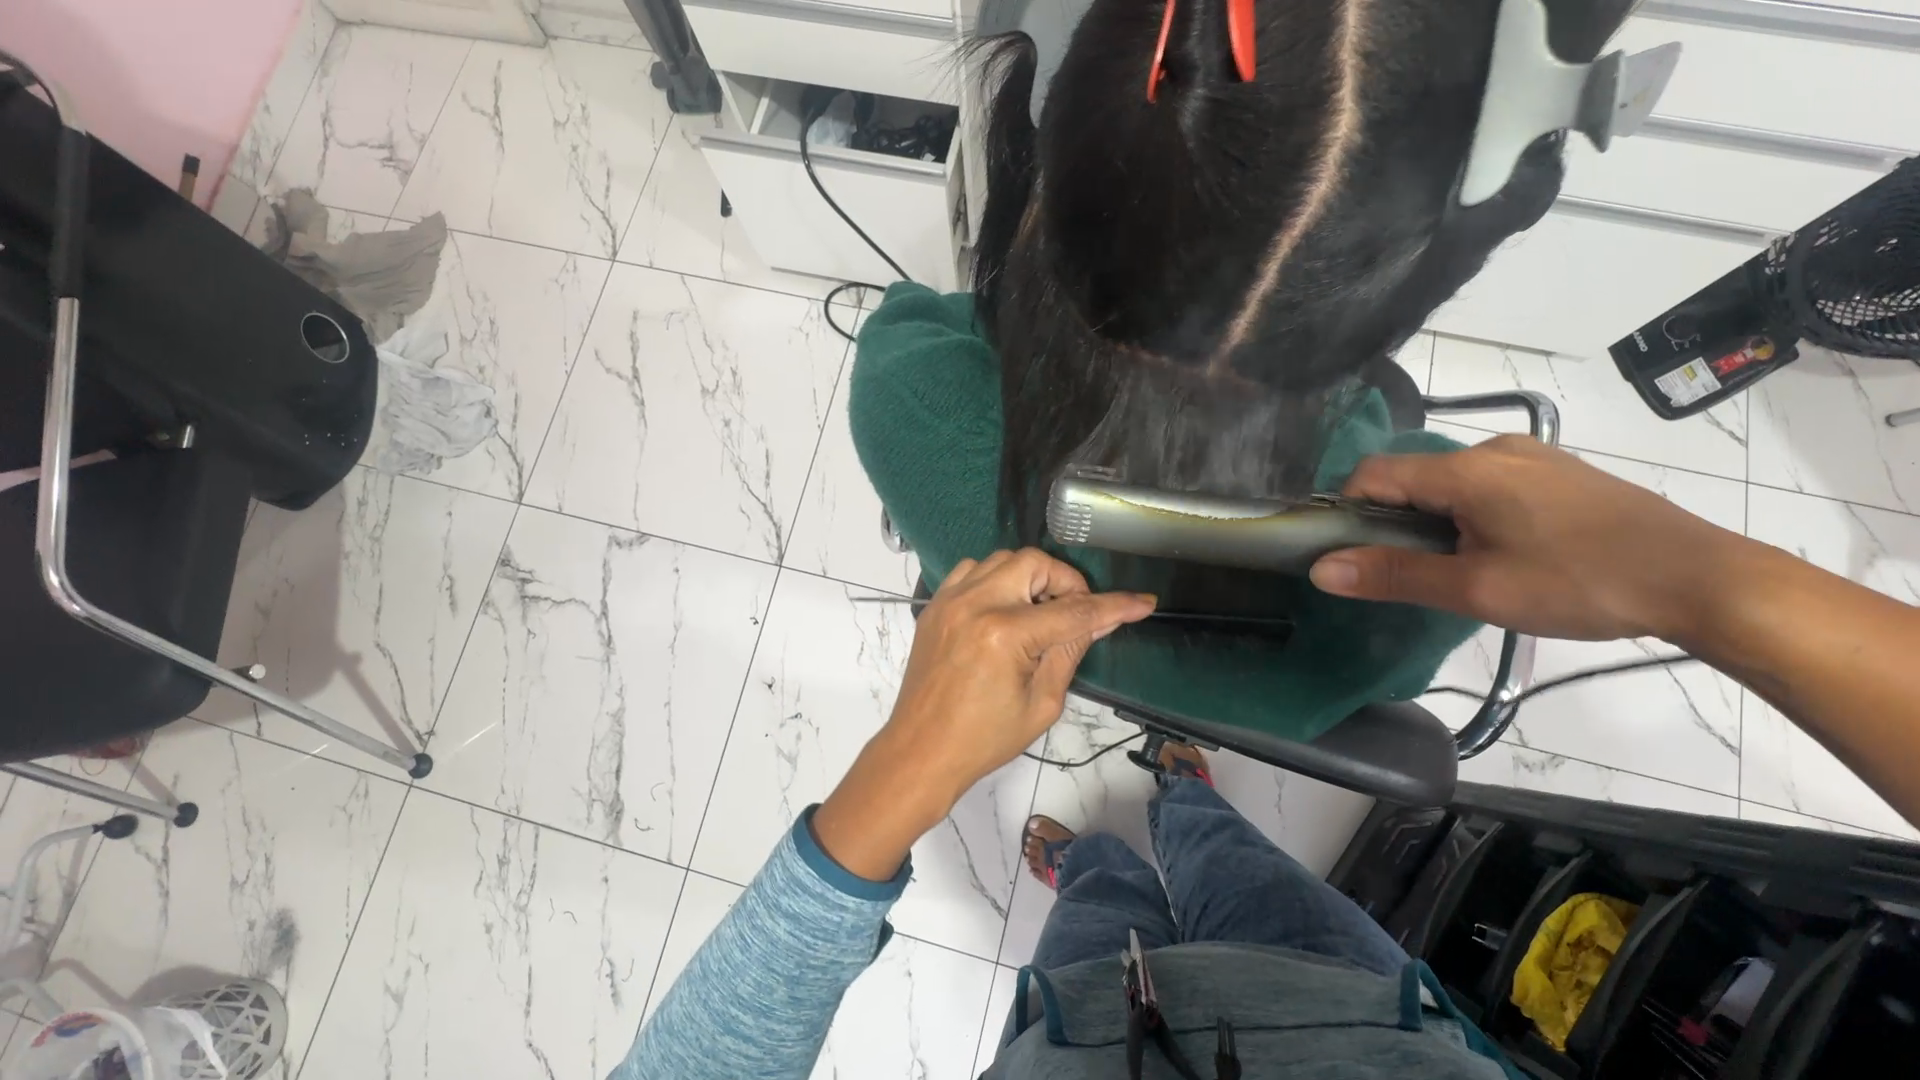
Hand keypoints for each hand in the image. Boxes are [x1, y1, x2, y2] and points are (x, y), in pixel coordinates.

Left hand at [812, 550, 1155, 879]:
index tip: (1142, 601)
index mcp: (1004, 634)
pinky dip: (996, 580)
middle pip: (1034, 562)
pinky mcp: (935, 606)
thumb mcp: (1042, 703)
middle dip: (1065, 582)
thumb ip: (1070, 651)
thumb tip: (1100, 618)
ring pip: (1002, 559)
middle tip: (1075, 613)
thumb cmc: (984, 739)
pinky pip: (972, 570)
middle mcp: (975, 604)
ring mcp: (949, 601)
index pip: (1073, 610)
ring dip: (1030, 578)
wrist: (921, 751)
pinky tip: (1005, 609)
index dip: (1114, 606)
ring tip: (1039, 613)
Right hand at [1307, 435, 1742, 641]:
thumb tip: (1321, 570)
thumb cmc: (1580, 583)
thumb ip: (1393, 575)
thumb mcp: (1477, 589)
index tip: (1352, 555)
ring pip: (1451, 483)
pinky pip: (1489, 485)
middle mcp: (1494, 450)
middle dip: (1394, 521)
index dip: (1349, 511)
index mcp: (1466, 470)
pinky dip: (1471, 514)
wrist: (1703, 580)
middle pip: (1412, 477)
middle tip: (1409, 573)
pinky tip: (1503, 553)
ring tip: (1459, 570)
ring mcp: (1532, 458)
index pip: (1374, 473)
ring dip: (1435, 520)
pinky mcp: (1560, 473)